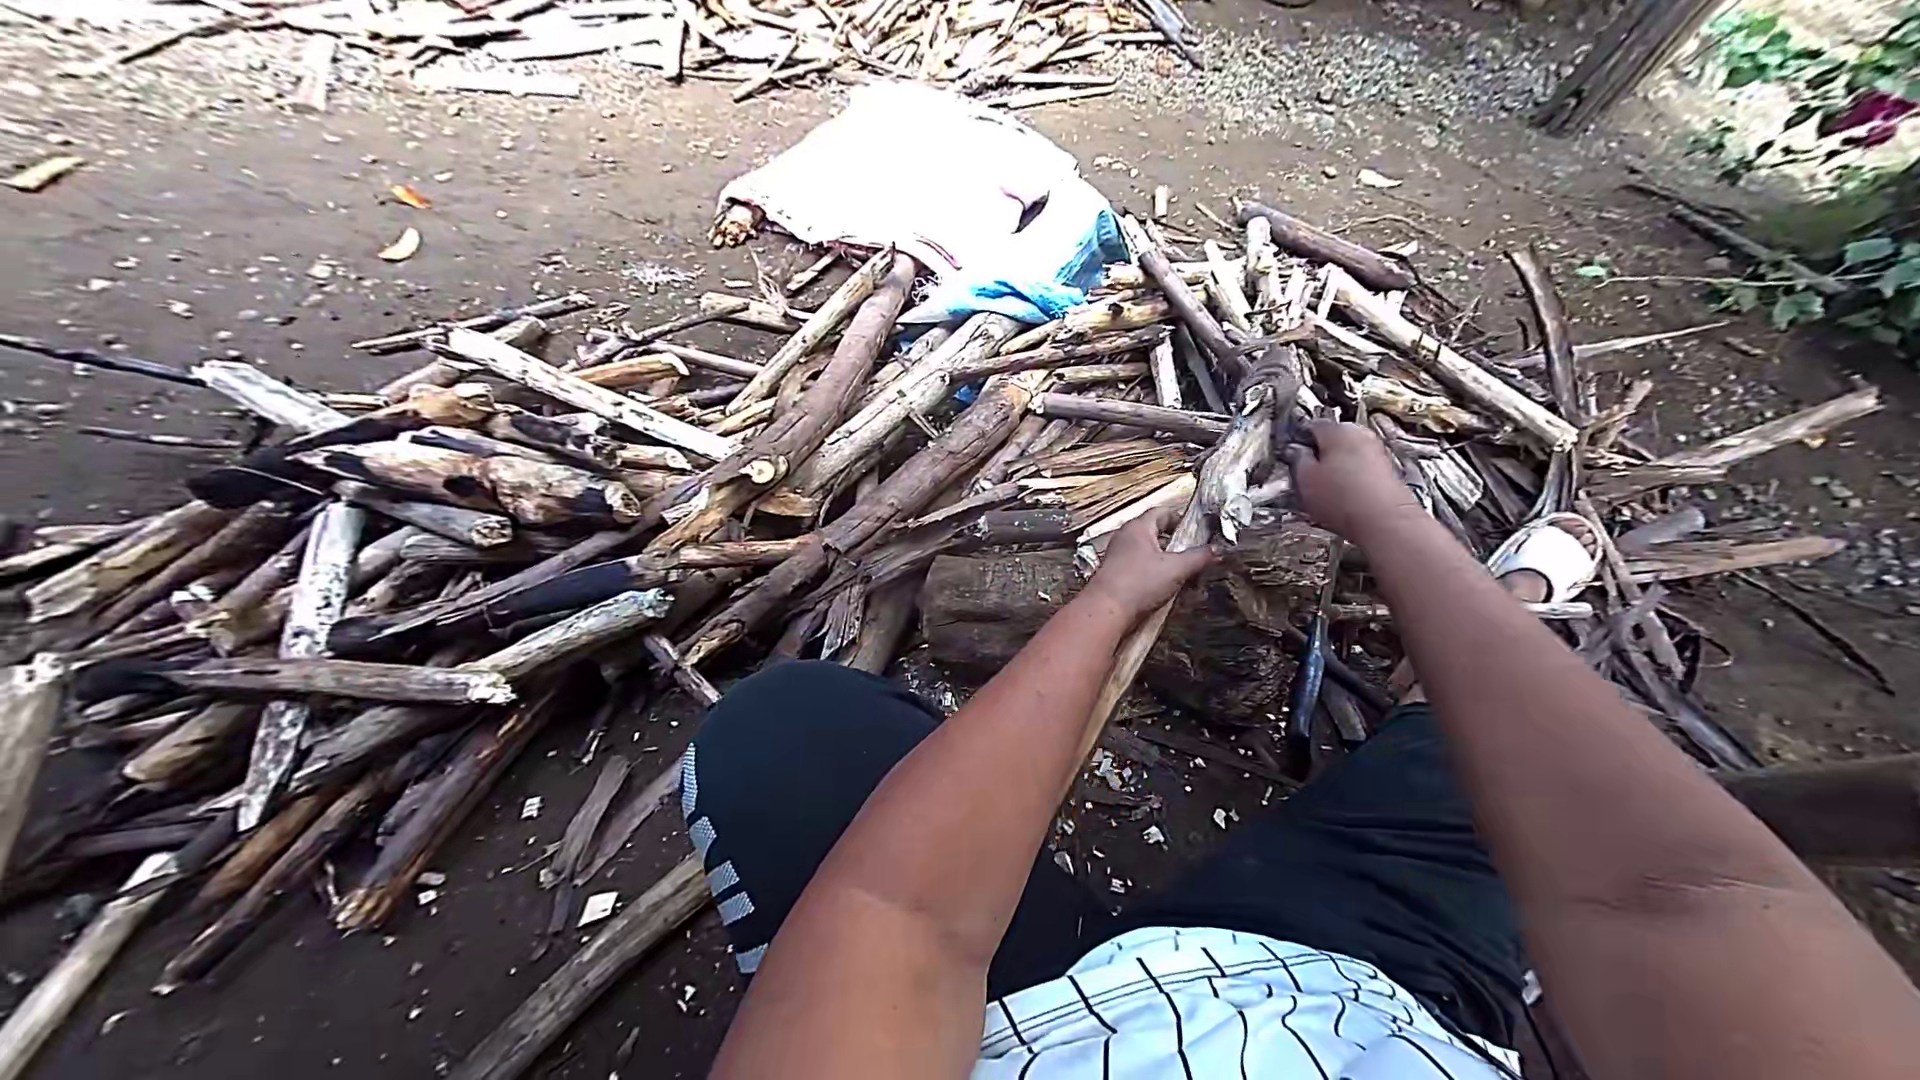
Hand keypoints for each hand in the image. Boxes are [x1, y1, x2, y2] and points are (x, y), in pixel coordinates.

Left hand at [1081, 508, 1214, 620]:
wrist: (1106, 611)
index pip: (1163, 512)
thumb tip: (1217, 551)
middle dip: (1179, 546)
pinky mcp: (1117, 576)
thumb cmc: (1139, 582)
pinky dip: (1158, 577)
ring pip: (1151, 555)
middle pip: (1158, 535)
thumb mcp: (1176, 568)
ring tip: (1188, 578)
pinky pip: (1143, 570)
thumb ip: (1198, 557)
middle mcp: (1126, 538)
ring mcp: (1119, 557)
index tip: (1199, 531)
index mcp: (1138, 527)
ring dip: (1170, 565)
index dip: (1182, 519)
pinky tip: (1171, 590)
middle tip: (1198, 558)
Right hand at [1281, 420, 1421, 541]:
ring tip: (1322, 490)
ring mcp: (1377, 453)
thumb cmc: (1343, 499)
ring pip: (1347, 455)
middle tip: (1304, 475)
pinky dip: (1350, 480)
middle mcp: (1362, 435)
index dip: (1298, 440)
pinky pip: (1360, 470)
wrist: (1384, 522)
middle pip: (1332, 439)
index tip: (1290, 454)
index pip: (1312, 425)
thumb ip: (1297, 459)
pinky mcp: (1387, 472)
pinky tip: (1341, 497)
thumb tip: (1295, 451)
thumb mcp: (1304, 478)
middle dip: (1318, 454)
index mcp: (1338, 430)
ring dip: (1334, 468)